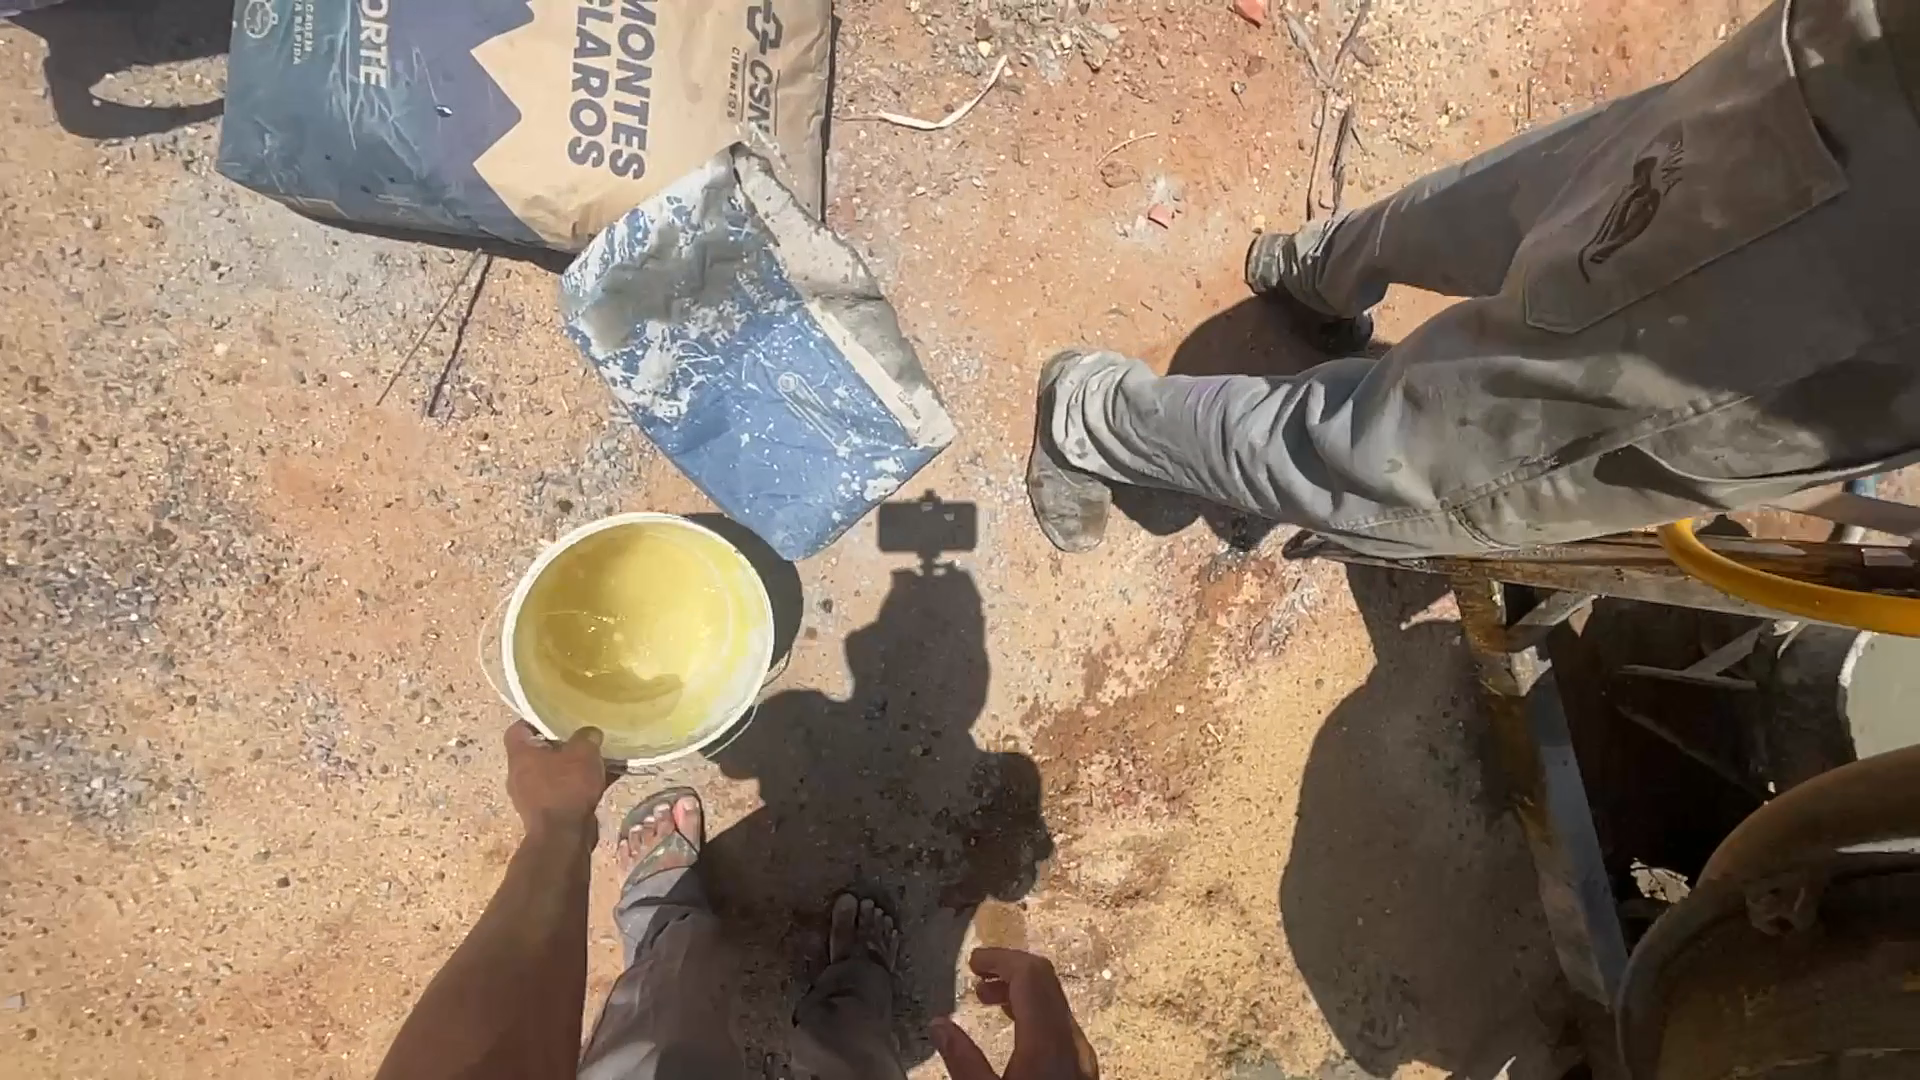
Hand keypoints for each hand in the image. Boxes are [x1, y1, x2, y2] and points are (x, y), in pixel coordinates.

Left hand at [503, 722, 610, 841]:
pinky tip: (607, 778)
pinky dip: (582, 783)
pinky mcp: (548, 811)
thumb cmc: (567, 787)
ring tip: (600, 757)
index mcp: (521, 756)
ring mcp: (532, 795)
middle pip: (539, 750)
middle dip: (562, 742)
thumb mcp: (583, 752)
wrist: (563, 836)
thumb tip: (589, 733)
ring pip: (554, 771)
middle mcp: (520, 774)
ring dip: (574, 765)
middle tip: (584, 734)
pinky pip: (566, 789)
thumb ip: (586, 736)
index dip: (535, 719)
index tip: (557, 713)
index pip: (518, 729)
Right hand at [932, 948, 1097, 1079]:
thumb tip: (938, 1023)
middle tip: (976, 974)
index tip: (972, 961)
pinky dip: (1033, 1010)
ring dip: (1020, 989)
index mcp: (1048, 1042)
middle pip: (1046, 981)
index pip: (1031, 975)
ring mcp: (1081, 1056)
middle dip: (1010, 968)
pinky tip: (1012, 1026)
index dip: (1001, 958)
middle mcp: (1072, 1041)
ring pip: (1054, 1000)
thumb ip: (963, 1062)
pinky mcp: (1082, 1071)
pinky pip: (1058, 1022)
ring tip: (985, 999)